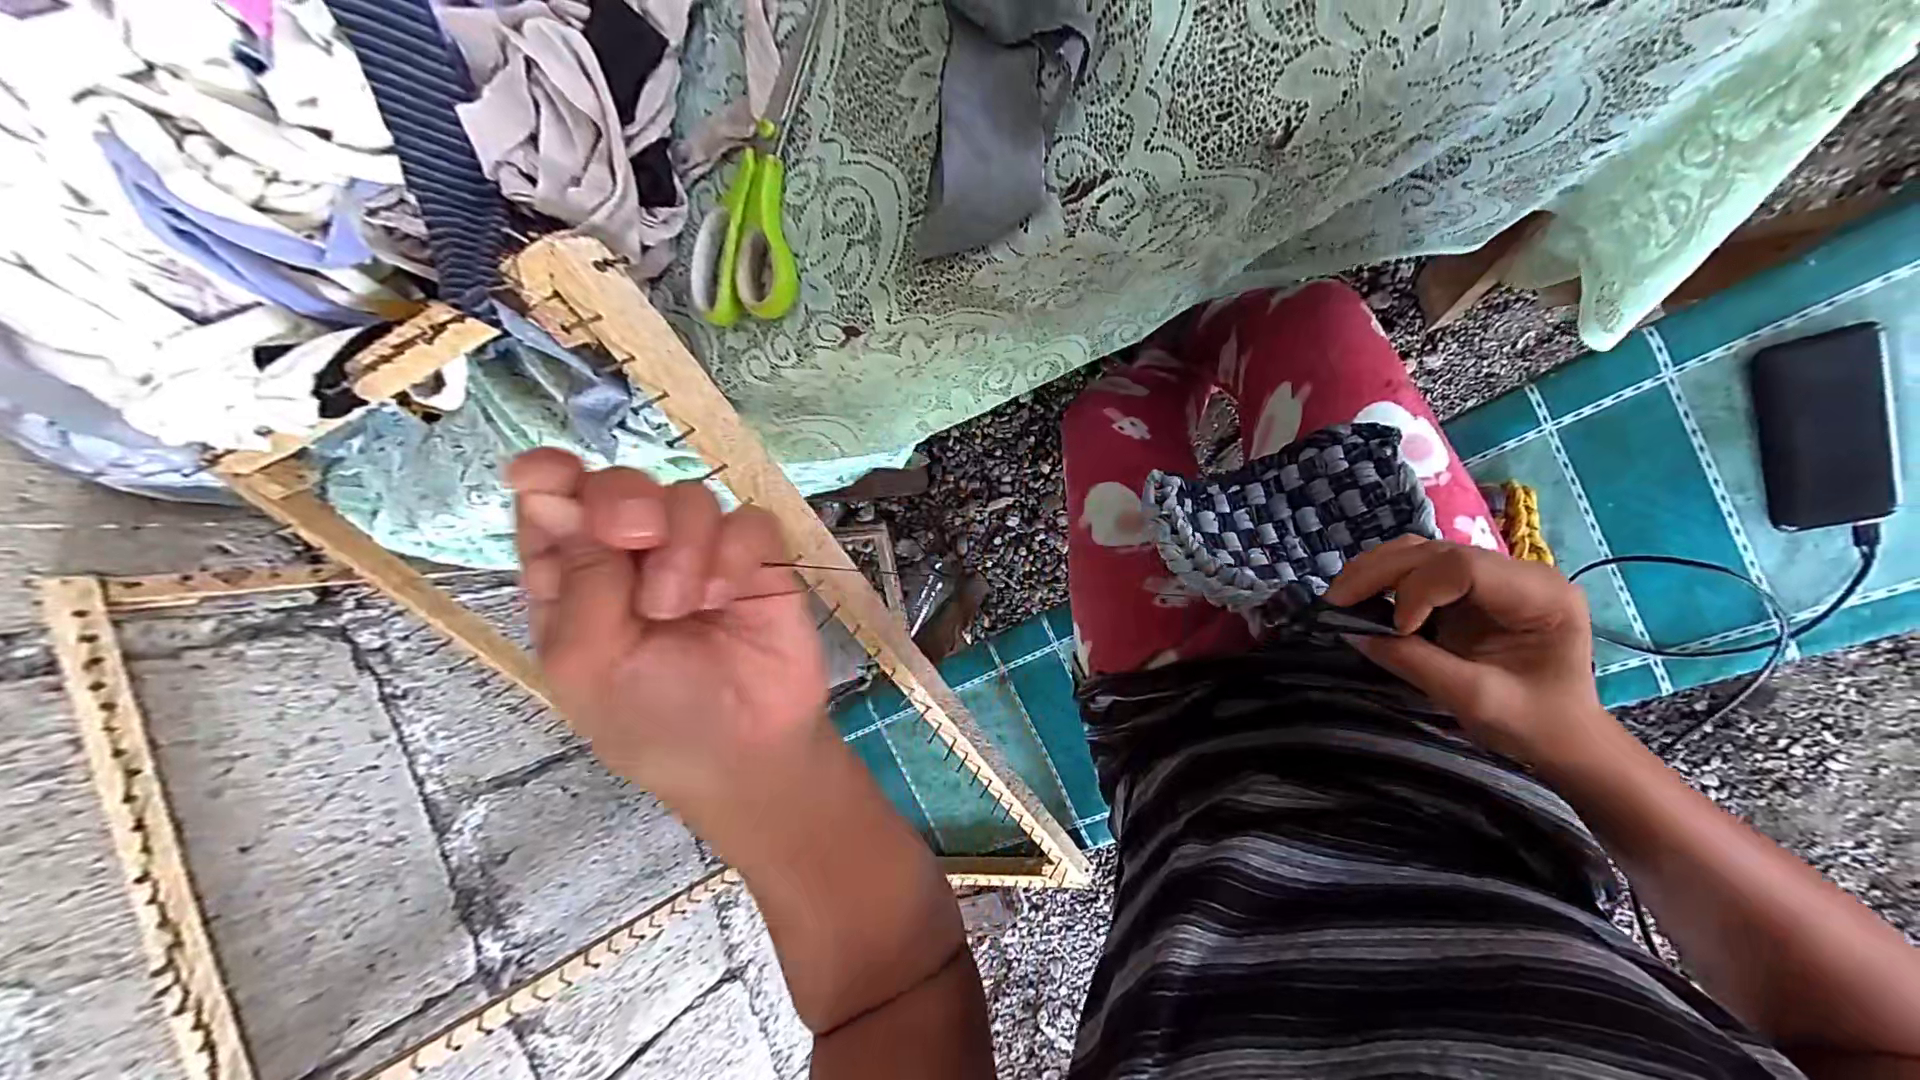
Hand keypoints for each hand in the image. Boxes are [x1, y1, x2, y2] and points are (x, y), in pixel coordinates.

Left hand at [507, 449, 827, 811]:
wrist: (749, 752)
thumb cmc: (654, 720)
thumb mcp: (590, 663)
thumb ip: (578, 579)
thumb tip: (552, 493)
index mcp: (577, 579)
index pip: (552, 505)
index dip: (547, 476)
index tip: (547, 474)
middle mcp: (636, 557)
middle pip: (623, 483)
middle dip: (625, 501)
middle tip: (635, 536)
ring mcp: (702, 554)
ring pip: (690, 496)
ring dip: (685, 547)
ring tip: (687, 606)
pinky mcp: (758, 560)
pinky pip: (749, 521)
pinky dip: (736, 551)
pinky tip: (729, 595)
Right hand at [1322, 535, 1611, 764]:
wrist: (1560, 735)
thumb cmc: (1533, 722)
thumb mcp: (1476, 700)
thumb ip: (1417, 663)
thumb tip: (1354, 634)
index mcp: (1540, 595)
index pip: (1464, 567)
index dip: (1417, 591)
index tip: (1397, 631)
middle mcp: (1518, 573)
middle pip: (1434, 551)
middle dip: (1379, 572)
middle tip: (1334, 601)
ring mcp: (1490, 576)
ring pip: (1418, 551)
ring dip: (1373, 570)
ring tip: (1340, 597)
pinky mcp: (1465, 587)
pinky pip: (1414, 566)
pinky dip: (1381, 578)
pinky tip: (1360, 597)